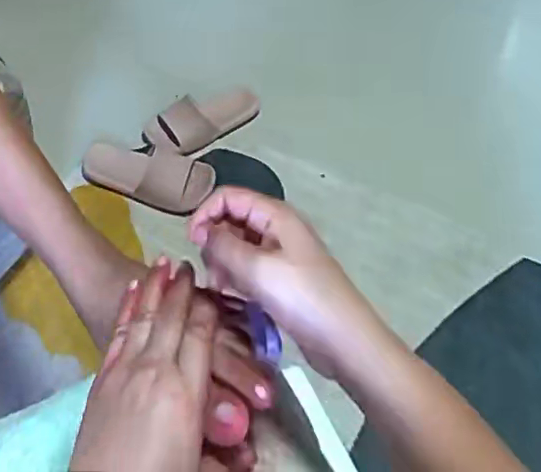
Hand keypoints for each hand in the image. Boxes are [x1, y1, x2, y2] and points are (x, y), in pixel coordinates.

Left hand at [73, 259, 224, 471]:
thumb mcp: (197, 470)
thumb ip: (222, 451)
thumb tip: (246, 443)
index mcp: (185, 393)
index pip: (202, 337)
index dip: (209, 311)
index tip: (214, 291)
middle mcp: (156, 370)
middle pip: (173, 318)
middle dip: (182, 289)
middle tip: (189, 265)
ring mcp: (126, 369)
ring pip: (145, 316)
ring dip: (155, 287)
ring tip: (164, 262)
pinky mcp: (103, 376)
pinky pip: (119, 331)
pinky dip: (128, 306)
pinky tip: (133, 288)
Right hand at [189, 189, 391, 381]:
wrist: (348, 344)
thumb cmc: (303, 298)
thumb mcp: (256, 269)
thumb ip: (222, 245)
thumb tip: (200, 231)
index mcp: (275, 214)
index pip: (227, 196)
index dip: (205, 213)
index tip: (192, 242)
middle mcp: (277, 227)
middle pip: (232, 220)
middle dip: (215, 242)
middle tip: (212, 274)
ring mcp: (281, 253)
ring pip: (238, 246)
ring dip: (225, 264)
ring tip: (224, 290)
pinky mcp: (282, 278)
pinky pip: (249, 268)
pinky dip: (238, 278)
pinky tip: (235, 298)